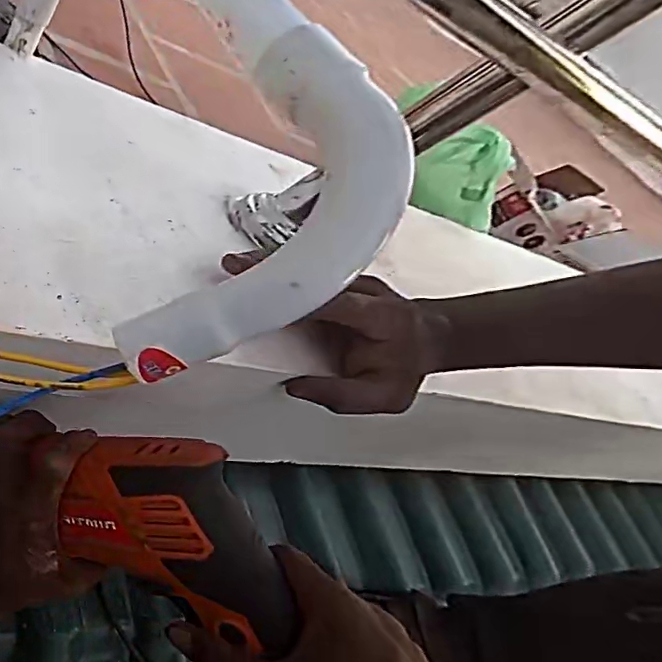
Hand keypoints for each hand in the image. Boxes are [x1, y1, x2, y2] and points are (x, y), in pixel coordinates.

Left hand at [0, 410, 102, 615]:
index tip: (88, 439)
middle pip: (11, 435)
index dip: (70, 443)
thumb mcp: (71, 580)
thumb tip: (129, 535)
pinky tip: (3, 442)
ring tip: (32, 434)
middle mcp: (2, 491)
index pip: (48, 463)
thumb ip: (100, 559)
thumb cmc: (21, 583)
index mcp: (30, 512)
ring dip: (12, 425)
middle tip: (55, 434)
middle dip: (37, 424)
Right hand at [168, 548, 485, 661]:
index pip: (284, 556)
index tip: (229, 586)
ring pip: (337, 625)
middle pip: (307, 594)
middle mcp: (374, 615)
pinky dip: (341, 661)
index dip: (251, 565)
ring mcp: (403, 645)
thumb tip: (178, 632)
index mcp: (338, 606)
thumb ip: (220, 658)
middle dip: (274, 616)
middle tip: (253, 645)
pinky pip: (366, 650)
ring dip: (306, 641)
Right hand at [223, 253, 448, 414]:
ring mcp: (351, 280)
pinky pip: (306, 269)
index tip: (261, 298)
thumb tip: (296, 387)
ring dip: (269, 264)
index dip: (295, 297)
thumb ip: (343, 397)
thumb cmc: (402, 366)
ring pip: (307, 266)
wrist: (426, 341)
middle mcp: (365, 291)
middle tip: (235, 269)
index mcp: (377, 316)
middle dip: (272, 271)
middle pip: (313, 275)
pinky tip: (253, 266)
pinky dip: (277, 267)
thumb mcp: (384, 396)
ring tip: (235, 265)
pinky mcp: (336, 278)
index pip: (332, 301)